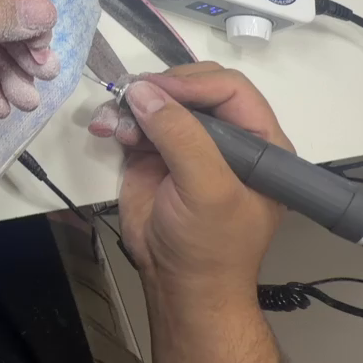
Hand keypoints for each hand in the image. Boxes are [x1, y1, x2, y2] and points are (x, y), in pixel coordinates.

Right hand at [89, 64, 289, 304]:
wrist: (175, 279)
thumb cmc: (210, 241)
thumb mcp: (208, 190)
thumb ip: (182, 137)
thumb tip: (141, 91)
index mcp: (258, 143)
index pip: (231, 89)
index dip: (194, 83)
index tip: (157, 92)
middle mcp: (224, 137)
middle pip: (192, 86)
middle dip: (159, 89)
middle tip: (132, 100)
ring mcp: (185, 143)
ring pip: (157, 99)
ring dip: (129, 105)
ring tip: (113, 124)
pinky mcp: (151, 151)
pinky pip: (132, 119)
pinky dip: (114, 119)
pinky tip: (104, 130)